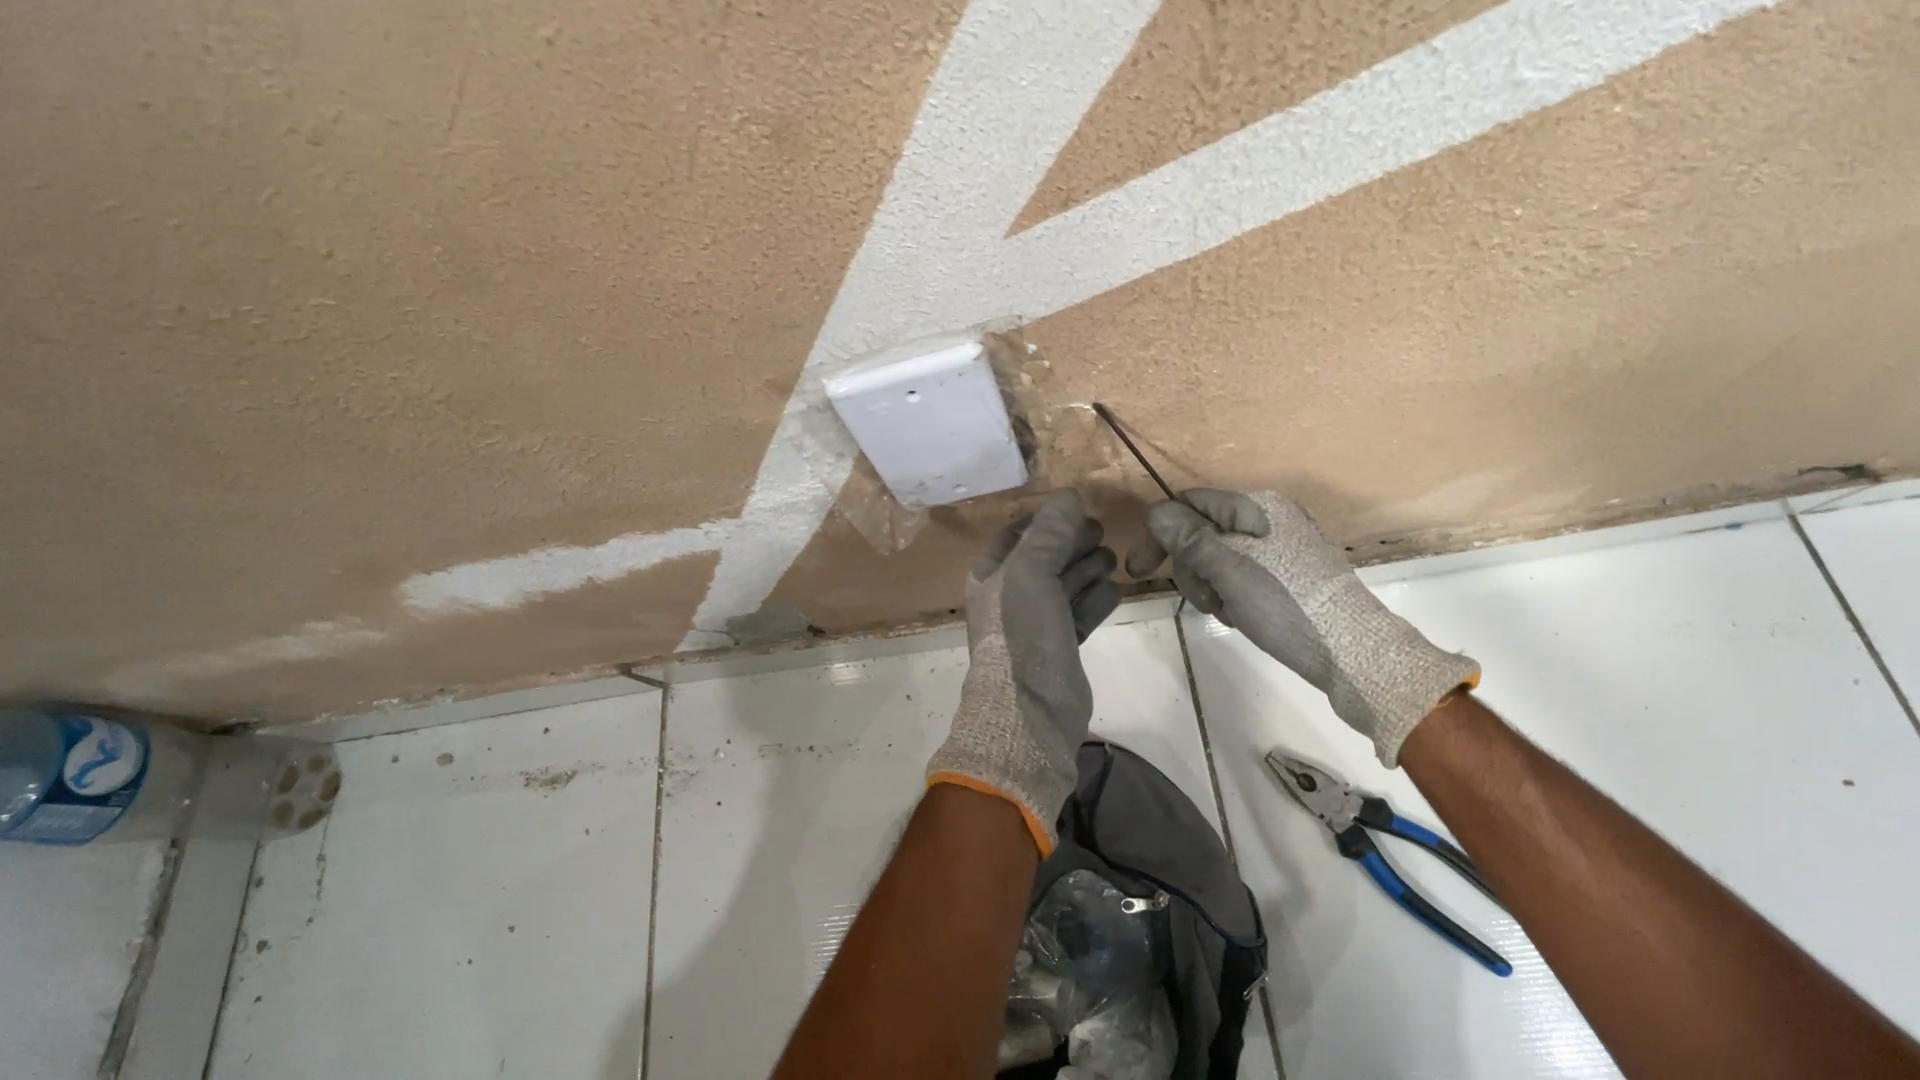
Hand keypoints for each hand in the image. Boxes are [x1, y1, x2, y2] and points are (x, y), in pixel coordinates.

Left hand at [927, 490, 1120, 853]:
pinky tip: (1115, 589)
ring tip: (1110, 558)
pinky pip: (1082, 612)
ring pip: (1066, 584)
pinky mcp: (1062, 646)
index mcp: (991, 576)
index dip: (1045, 520)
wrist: (1030, 709)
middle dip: (1072, 542)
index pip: (1017, 534)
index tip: (1076, 509)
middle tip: (1101, 532)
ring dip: (1087, 568)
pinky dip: (1097, 599)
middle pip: (1046, 557)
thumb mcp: (1030, 571)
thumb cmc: (1021, 633)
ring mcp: (1037, 623)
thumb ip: (1050, 532)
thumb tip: (1070, 496)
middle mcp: (1010, 596)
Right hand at [1126, 488, 1477, 765]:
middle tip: (1202, 602)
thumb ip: (1189, 538)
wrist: (1354, 653)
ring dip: (1210, 585)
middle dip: (1191, 567)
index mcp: (1257, 508)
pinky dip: (1231, 594)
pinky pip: (1243, 575)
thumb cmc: (1287, 607)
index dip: (1161, 534)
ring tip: (1226, 614)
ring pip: (1220, 558)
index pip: (1190, 504)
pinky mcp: (1292, 575)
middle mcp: (1270, 519)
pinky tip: (1241, 616)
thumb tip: (1156, 511)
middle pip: (1203, 532)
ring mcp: (1283, 547)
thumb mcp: (1230, 571)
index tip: (1140, 571)